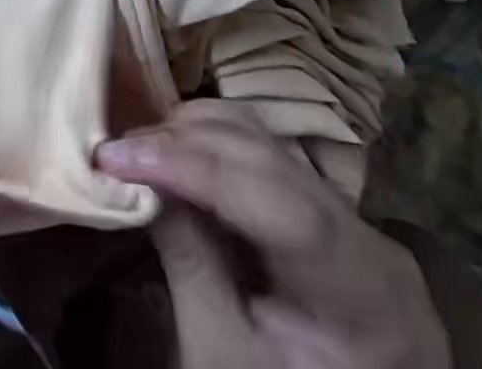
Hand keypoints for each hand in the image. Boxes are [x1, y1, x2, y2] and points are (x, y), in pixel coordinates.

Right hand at [95, 100, 450, 368]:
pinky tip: (170, 155)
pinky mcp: (322, 209)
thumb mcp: (221, 353)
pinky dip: (209, 144)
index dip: (191, 168)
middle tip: (112, 152)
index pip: (279, 205)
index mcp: (366, 293)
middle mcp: (369, 237)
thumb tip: (140, 180)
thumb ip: (187, 260)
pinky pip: (262, 153)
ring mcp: (349, 217)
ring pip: (263, 140)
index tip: (115, 158)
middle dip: (181, 144)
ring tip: (136, 153)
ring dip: (190, 135)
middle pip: (268, 159)